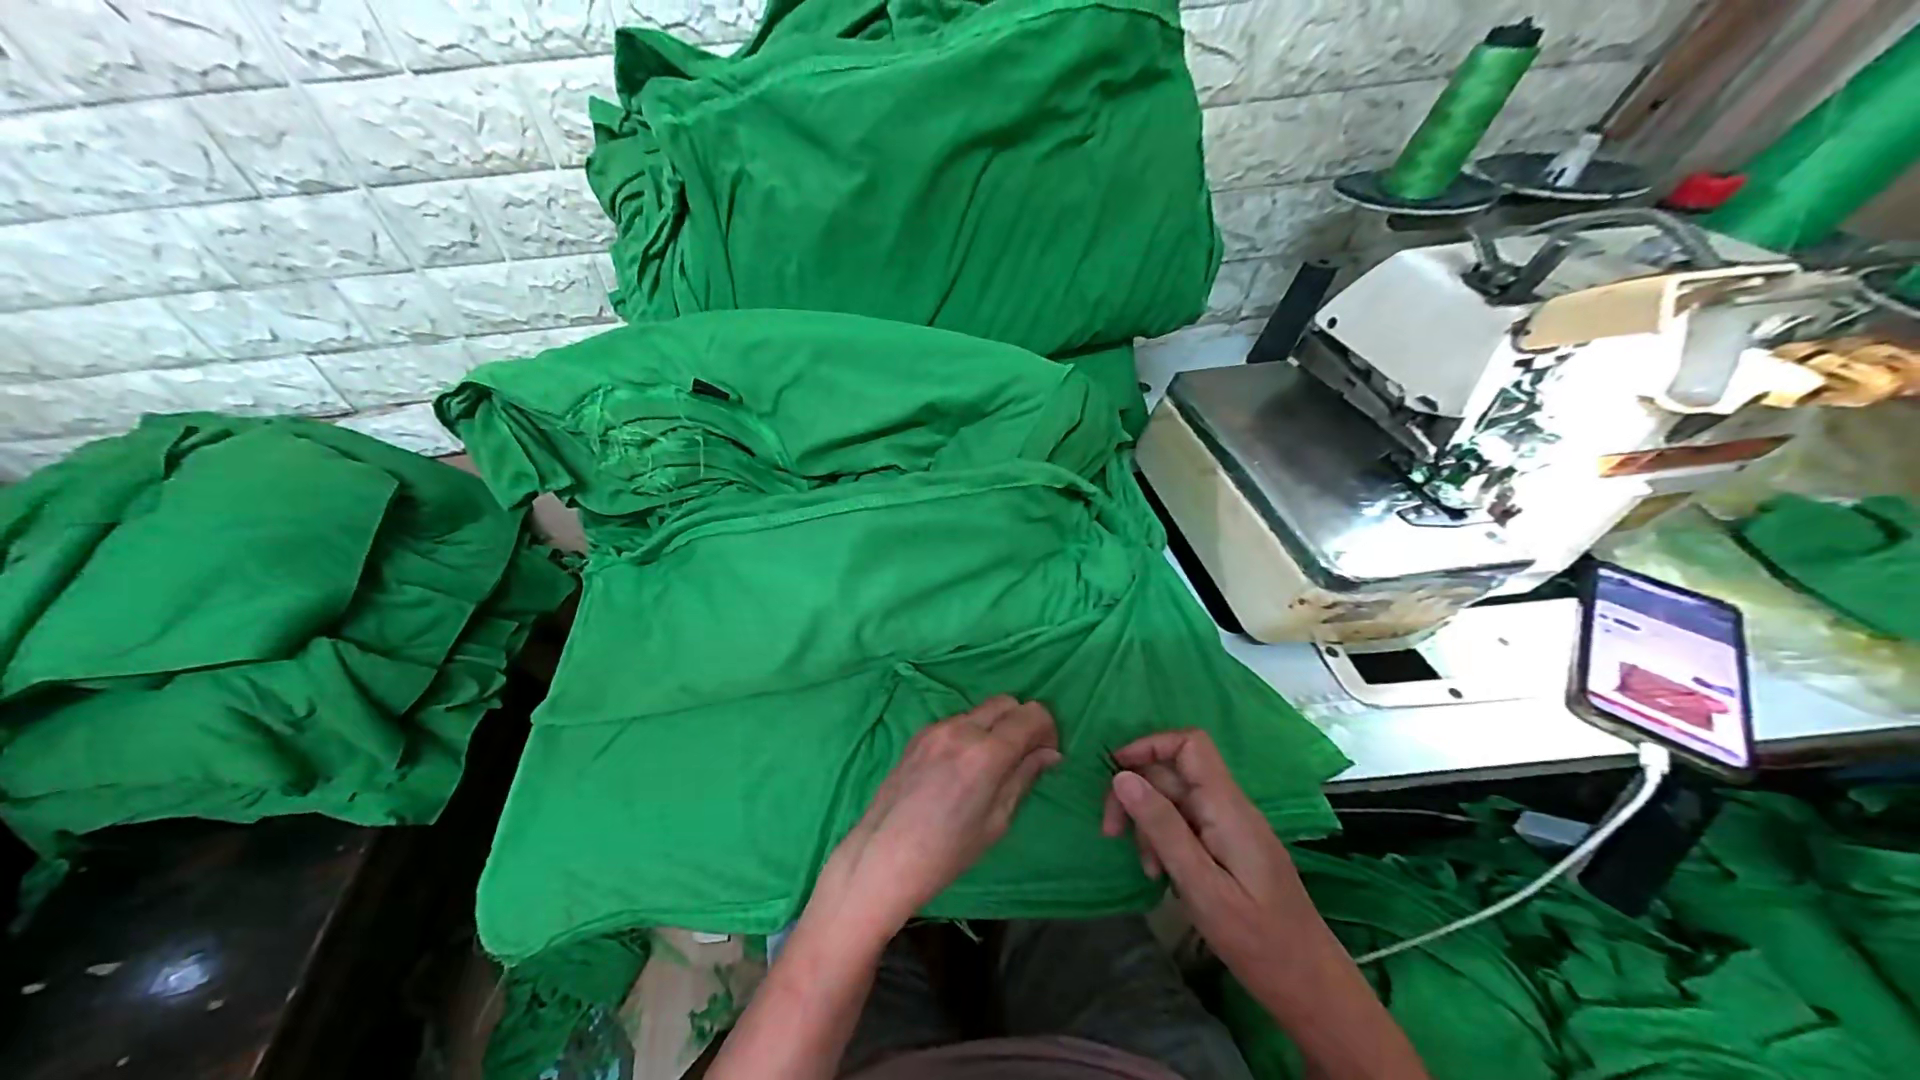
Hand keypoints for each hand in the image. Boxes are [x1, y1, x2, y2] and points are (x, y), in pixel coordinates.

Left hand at [816, 696, 1061, 935]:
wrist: (884, 855)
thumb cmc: (947, 851)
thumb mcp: (997, 820)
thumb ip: (1024, 777)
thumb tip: (1050, 753)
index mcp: (986, 753)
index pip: (1031, 715)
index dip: (1047, 730)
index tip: (1048, 753)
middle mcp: (961, 729)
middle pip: (1007, 702)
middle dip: (1023, 722)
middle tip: (1026, 755)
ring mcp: (936, 728)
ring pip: (981, 710)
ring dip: (996, 726)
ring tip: (993, 764)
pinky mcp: (919, 734)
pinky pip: (957, 721)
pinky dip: (972, 732)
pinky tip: (964, 766)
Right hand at [1100, 729, 1316, 978]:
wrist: (1309, 984)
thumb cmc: (1257, 939)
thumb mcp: (1201, 885)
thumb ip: (1162, 827)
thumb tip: (1122, 776)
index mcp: (1227, 807)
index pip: (1190, 744)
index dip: (1149, 745)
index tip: (1114, 771)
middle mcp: (1229, 807)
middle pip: (1173, 773)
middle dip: (1136, 794)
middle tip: (1110, 831)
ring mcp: (1229, 826)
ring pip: (1174, 800)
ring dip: (1148, 824)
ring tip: (1146, 867)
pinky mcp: (1227, 847)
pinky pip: (1186, 825)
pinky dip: (1164, 841)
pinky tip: (1160, 874)